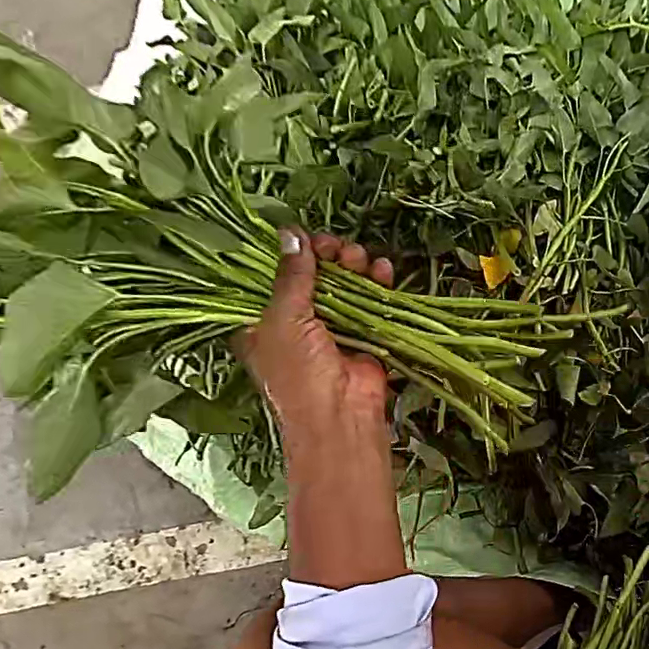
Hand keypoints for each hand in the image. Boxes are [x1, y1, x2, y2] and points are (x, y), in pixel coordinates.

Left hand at [237, 226, 394, 454]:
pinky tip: (384, 271)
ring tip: (362, 259)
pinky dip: (379, 286)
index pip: (277, 276)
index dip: (293, 254)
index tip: (308, 238)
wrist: (340, 415)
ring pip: (347, 287)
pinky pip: (373, 304)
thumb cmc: (298, 373)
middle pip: (316, 277)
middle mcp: (299, 323)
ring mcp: (335, 330)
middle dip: (329, 258)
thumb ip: (291, 276)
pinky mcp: (366, 336)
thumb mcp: (283, 319)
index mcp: (264, 321)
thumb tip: (292, 233)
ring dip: (355, 269)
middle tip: (339, 249)